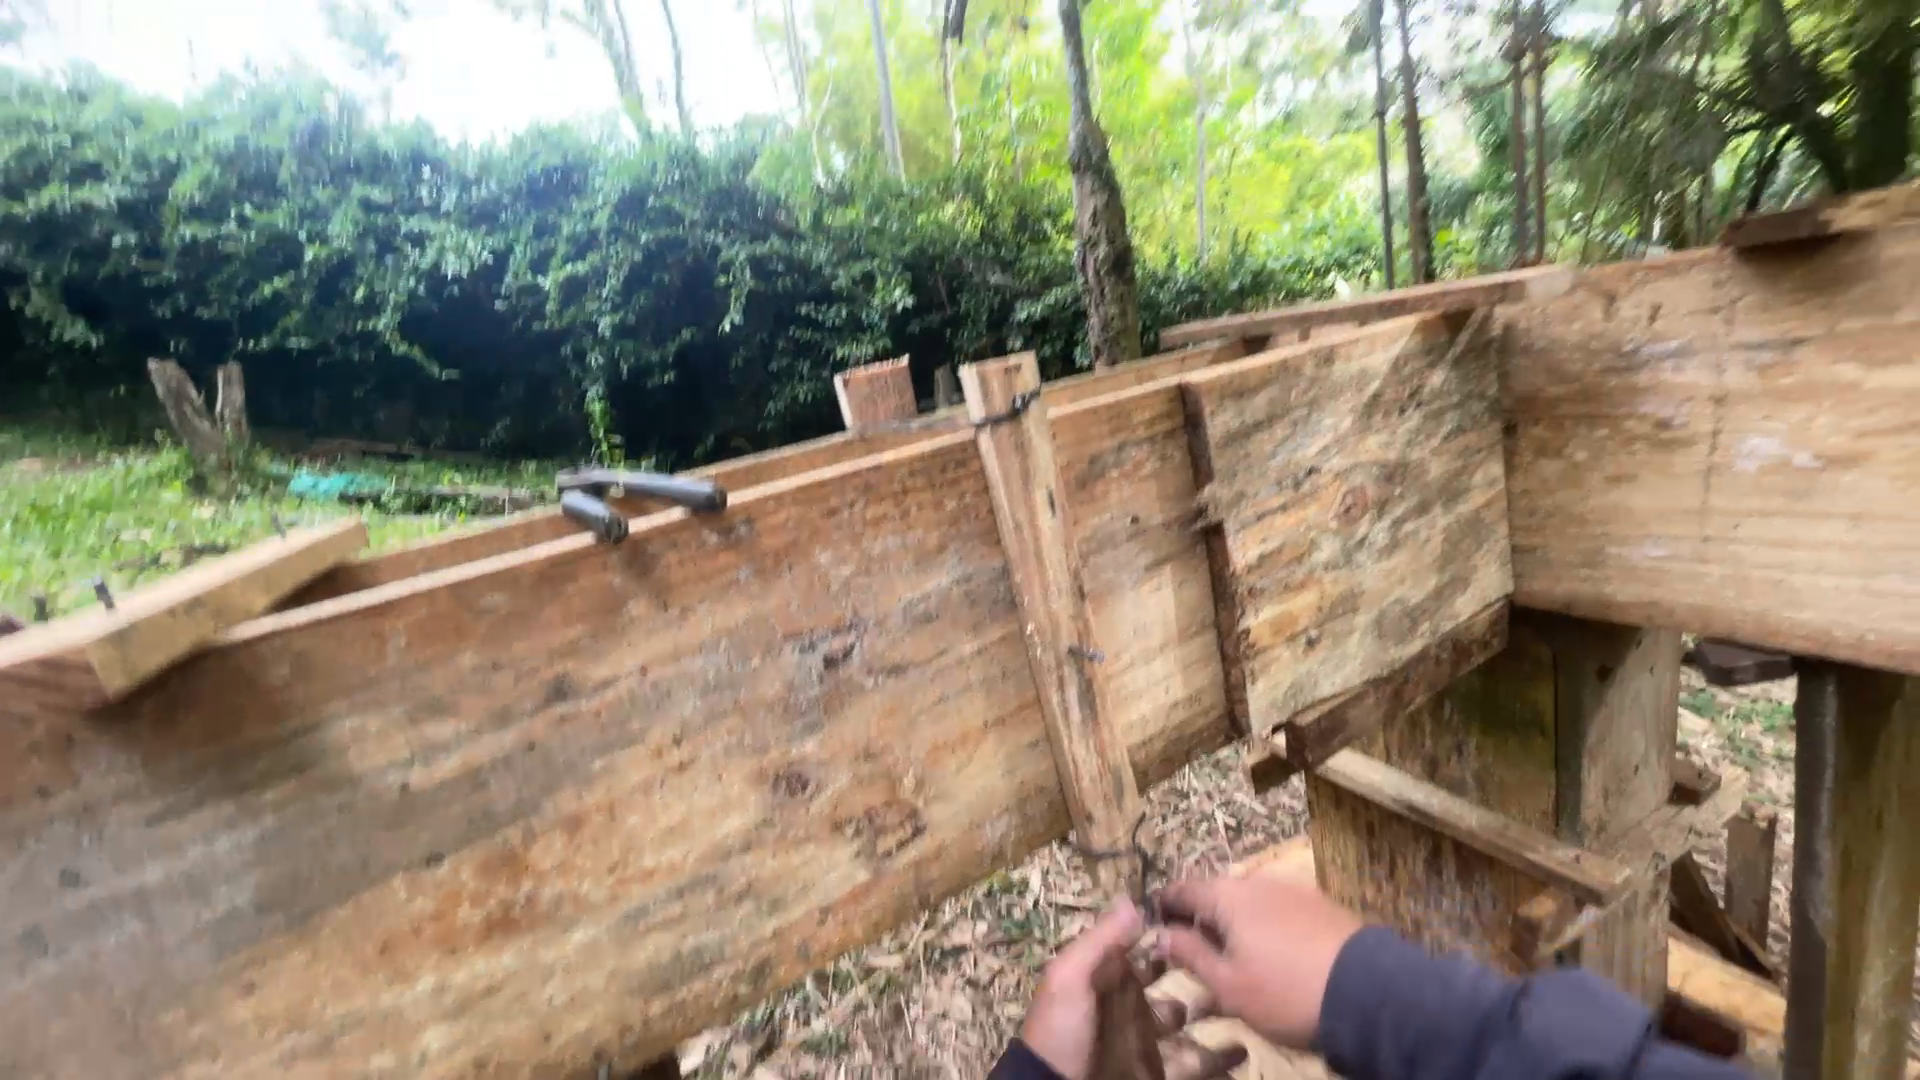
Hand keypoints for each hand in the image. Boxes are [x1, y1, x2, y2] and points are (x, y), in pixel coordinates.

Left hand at [1022, 900, 1247, 1079]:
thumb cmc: (1059, 1030)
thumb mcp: (1070, 977)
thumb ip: (1101, 940)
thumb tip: (1133, 900)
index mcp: (1109, 983)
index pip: (1145, 957)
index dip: (1171, 944)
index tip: (1205, 930)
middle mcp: (1132, 1011)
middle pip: (1174, 994)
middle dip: (1201, 984)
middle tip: (1233, 974)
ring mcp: (1146, 1047)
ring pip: (1189, 1030)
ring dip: (1216, 1020)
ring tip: (1245, 1011)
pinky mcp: (1158, 1075)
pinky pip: (1193, 1067)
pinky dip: (1220, 1062)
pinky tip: (1243, 1053)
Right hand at [1154, 876, 1364, 1049]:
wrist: (1371, 993)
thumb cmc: (1286, 990)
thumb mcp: (1229, 985)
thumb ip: (1190, 954)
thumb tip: (1159, 935)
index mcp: (1225, 895)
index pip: (1181, 889)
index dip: (1164, 905)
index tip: (1157, 924)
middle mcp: (1253, 881)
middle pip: (1215, 893)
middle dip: (1202, 916)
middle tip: (1198, 949)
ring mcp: (1290, 888)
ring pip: (1248, 900)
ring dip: (1236, 921)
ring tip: (1239, 955)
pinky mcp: (1319, 903)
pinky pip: (1278, 908)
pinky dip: (1266, 924)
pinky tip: (1277, 952)